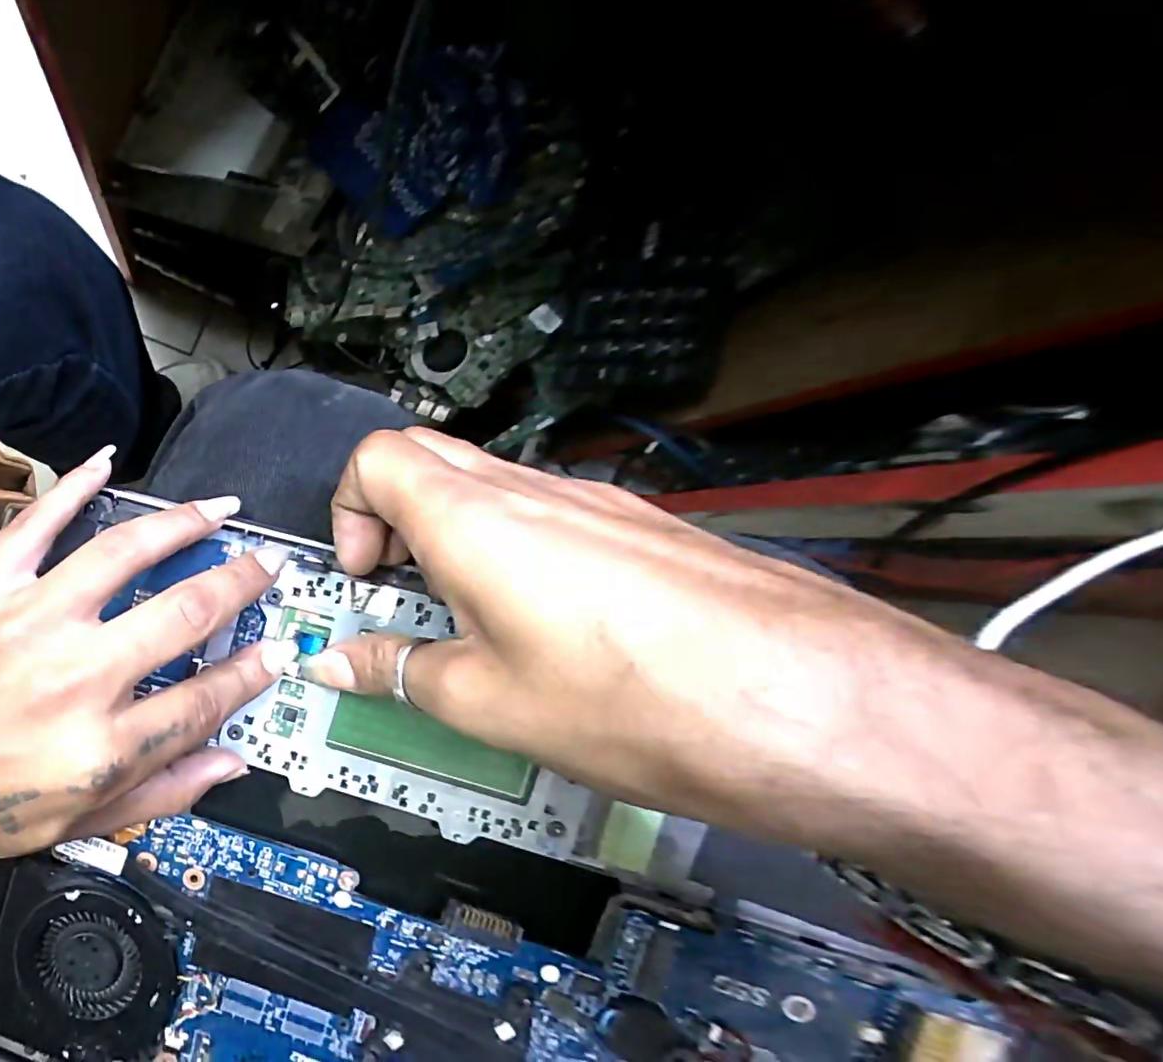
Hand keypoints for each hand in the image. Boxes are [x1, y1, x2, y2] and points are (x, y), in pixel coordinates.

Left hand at [0, 447, 293, 880]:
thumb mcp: (80, 823)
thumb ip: (164, 792)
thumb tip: (232, 760)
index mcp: (99, 747)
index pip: (203, 700)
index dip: (252, 672)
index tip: (278, 647)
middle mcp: (72, 679)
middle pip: (182, 615)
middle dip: (239, 584)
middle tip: (266, 562)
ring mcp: (26, 624)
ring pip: (123, 553)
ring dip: (182, 523)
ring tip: (218, 510)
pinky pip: (38, 524)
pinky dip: (74, 486)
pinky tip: (108, 460)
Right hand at [295, 428, 993, 842]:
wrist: (826, 707)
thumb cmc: (630, 703)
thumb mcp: (488, 703)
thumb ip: (398, 671)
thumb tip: (335, 664)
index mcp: (471, 520)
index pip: (375, 458)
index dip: (349, 511)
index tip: (367, 576)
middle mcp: (526, 489)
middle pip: (422, 455)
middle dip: (386, 513)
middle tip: (400, 584)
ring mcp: (588, 499)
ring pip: (482, 480)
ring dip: (446, 530)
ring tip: (468, 613)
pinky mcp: (634, 521)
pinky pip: (540, 507)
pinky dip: (505, 543)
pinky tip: (540, 618)